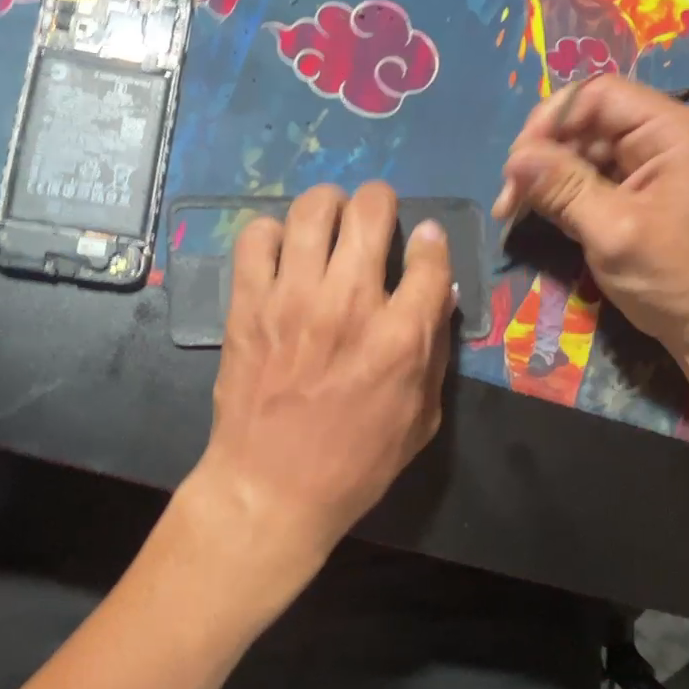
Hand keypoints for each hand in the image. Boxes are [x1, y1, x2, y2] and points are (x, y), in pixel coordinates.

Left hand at [187, 183, 455, 578]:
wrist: (272, 486)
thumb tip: (439, 294)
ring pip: (313, 209)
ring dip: (329, 205)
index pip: (429, 257)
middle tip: (373, 218)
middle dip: (380, 202)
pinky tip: (281, 253)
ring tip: (329, 221)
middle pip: (371, 210)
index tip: (424, 242)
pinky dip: (272, 234)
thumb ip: (435, 352)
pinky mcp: (248, 303)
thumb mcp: (421, 419)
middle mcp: (350, 303)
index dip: (432, 241)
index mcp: (401, 336)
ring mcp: (293, 298)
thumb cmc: (356, 464)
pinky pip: (257, 237)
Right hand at [492, 75, 688, 355]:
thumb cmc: (672, 279)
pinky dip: (556, 192)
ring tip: (511, 208)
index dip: (551, 120)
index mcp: (673, 132)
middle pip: (585, 120)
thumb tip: (514, 158)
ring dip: (543, 175)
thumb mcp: (613, 231)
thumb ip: (563, 188)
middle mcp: (661, 137)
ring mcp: (646, 164)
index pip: (599, 96)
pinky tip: (534, 212)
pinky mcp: (632, 191)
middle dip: (542, 152)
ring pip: (579, 149)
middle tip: (508, 196)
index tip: (517, 162)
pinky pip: (585, 175)